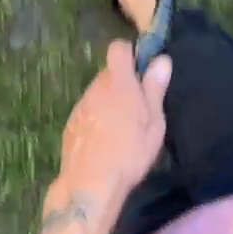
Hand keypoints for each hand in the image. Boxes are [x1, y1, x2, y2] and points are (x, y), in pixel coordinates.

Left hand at [57, 42, 172, 203]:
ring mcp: (80, 105)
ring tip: (122, 128)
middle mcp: (95, 87)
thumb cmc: (129, 152)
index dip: (131, 54)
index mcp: (118, 81)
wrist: (89, 185)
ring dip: (109, 101)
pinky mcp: (70, 124)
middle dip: (123, 83)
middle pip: (109, 73)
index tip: (142, 71)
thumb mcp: (153, 123)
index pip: (118, 48)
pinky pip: (88, 111)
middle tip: (138, 108)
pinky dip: (97, 118)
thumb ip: (155, 88)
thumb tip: (161, 59)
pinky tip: (105, 141)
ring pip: (98, 93)